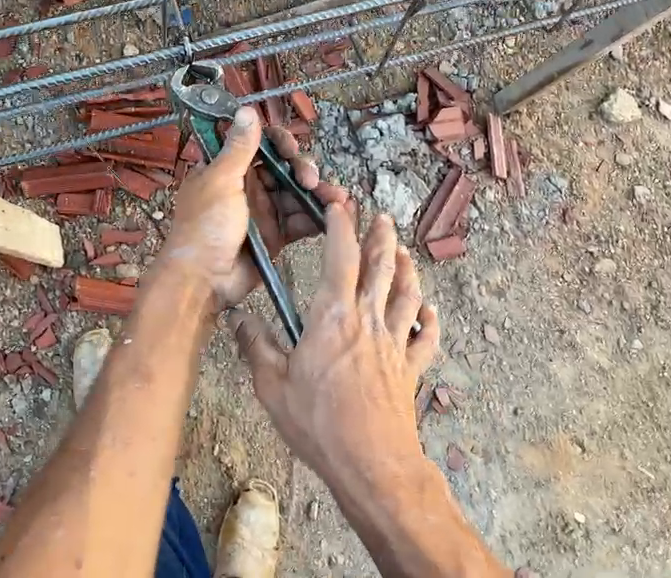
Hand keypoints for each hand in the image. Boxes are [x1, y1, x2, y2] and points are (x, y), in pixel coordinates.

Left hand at [154, 106, 346, 311]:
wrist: (203, 280)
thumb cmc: (204, 226)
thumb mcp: (220, 181)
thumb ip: (239, 148)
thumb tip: (246, 110)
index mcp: (229, 168)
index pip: (261, 145)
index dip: (280, 144)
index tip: (291, 151)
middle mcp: (248, 186)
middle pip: (284, 168)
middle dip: (303, 170)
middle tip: (311, 180)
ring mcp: (263, 212)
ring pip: (297, 194)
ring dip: (318, 193)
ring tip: (338, 198)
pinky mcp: (275, 236)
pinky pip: (300, 221)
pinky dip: (318, 218)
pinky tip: (335, 216)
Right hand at [229, 208, 439, 498]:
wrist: (372, 465)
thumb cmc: (319, 424)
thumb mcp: (272, 385)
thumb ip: (255, 347)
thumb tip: (238, 320)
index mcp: (333, 316)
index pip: (340, 256)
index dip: (341, 226)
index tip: (338, 205)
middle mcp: (368, 320)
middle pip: (381, 266)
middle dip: (381, 237)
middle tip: (382, 216)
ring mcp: (395, 345)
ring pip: (407, 294)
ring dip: (408, 269)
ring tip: (405, 251)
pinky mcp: (410, 371)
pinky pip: (426, 338)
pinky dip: (431, 321)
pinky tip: (431, 311)